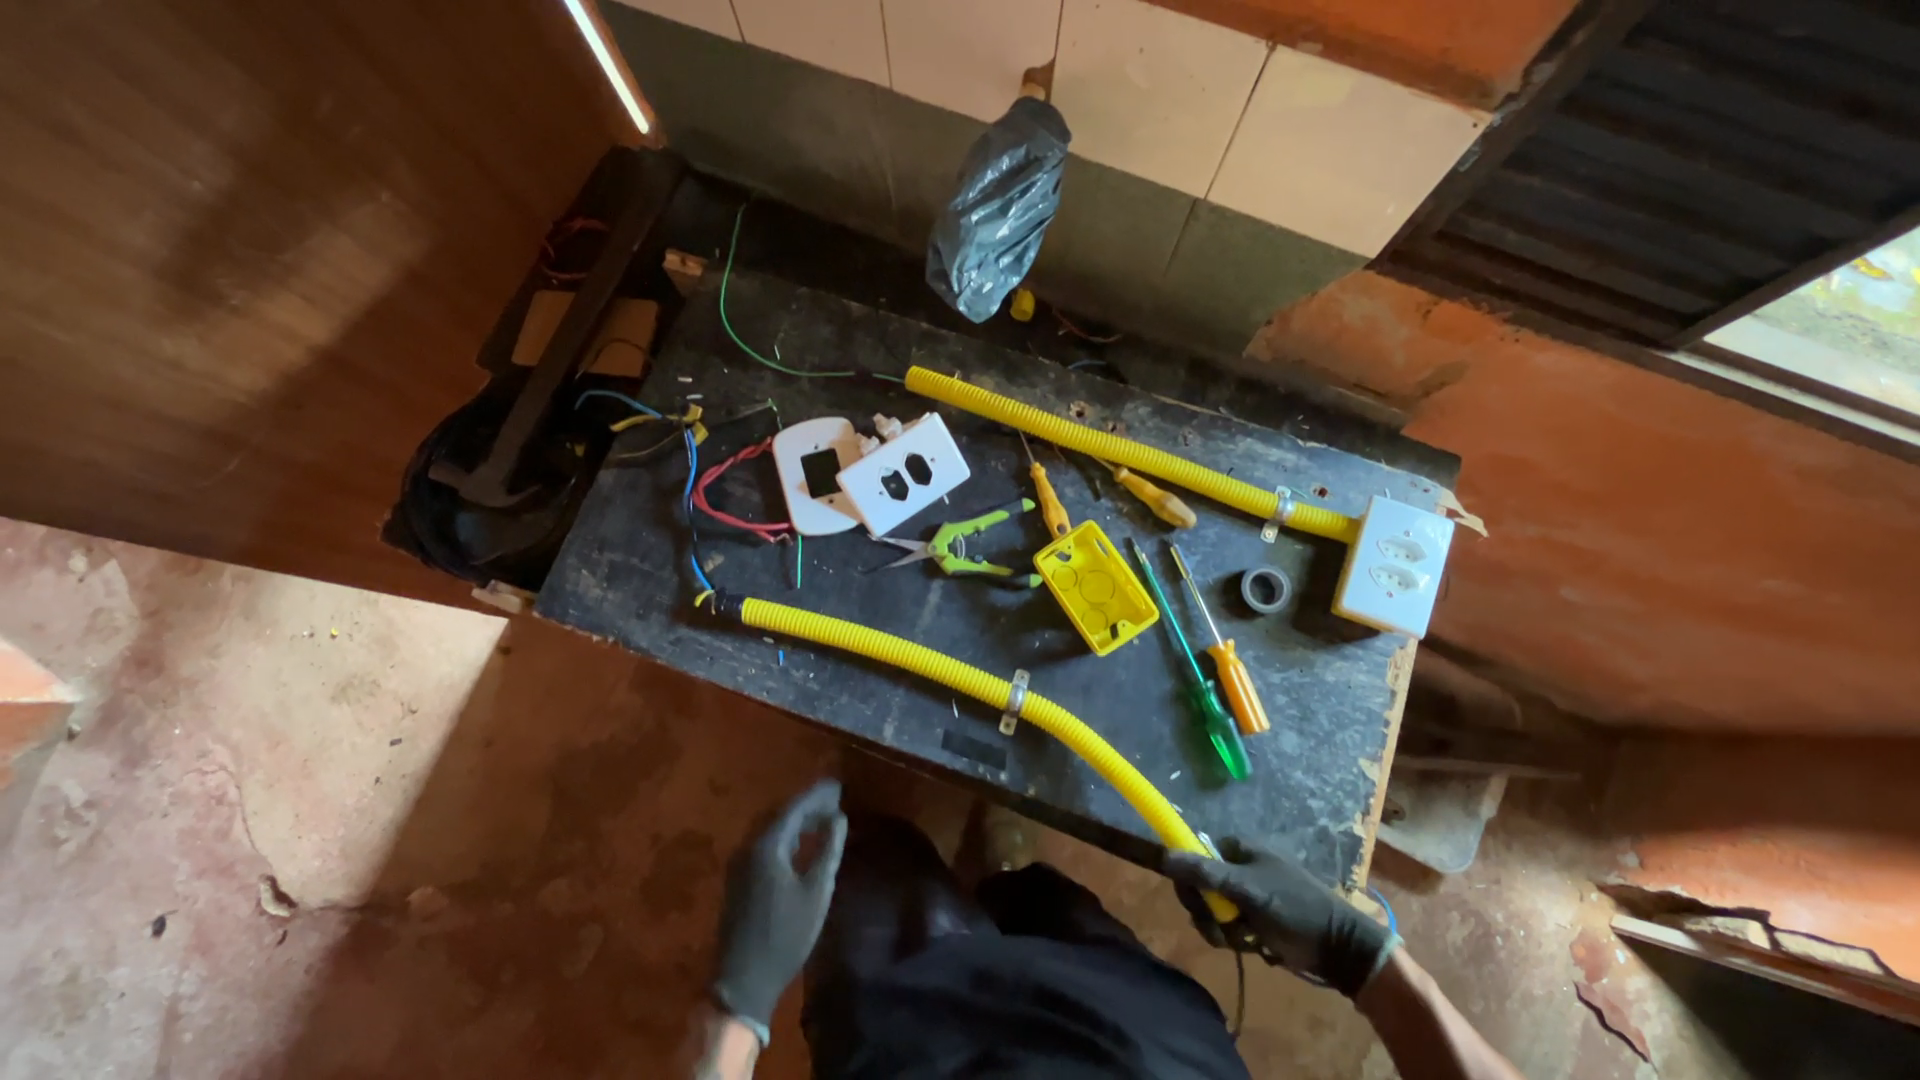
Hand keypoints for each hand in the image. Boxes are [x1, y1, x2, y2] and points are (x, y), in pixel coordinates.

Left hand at [712, 779, 847, 1041]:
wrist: (744, 978)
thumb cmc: (786, 935)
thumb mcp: (816, 893)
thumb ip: (828, 850)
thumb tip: (838, 818)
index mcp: (766, 846)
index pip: (794, 808)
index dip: (817, 795)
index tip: (838, 784)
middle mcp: (748, 847)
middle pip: (779, 814)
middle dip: (806, 804)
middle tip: (833, 800)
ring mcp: (739, 864)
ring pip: (769, 829)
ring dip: (795, 820)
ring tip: (821, 819)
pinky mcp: (738, 879)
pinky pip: (763, 843)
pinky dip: (784, 836)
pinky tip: (800, 844)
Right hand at [1161, 837, 1398, 998]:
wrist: (1337, 946)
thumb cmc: (1294, 907)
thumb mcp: (1247, 889)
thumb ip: (1205, 872)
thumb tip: (1164, 855)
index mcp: (1238, 849)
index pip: (1194, 853)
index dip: (1189, 875)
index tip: (1195, 896)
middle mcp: (1238, 868)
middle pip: (1198, 885)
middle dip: (1207, 909)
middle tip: (1224, 922)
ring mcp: (1245, 896)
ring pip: (1210, 910)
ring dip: (1220, 928)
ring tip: (1243, 937)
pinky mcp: (1252, 920)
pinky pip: (1225, 927)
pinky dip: (1233, 938)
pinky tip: (1252, 944)